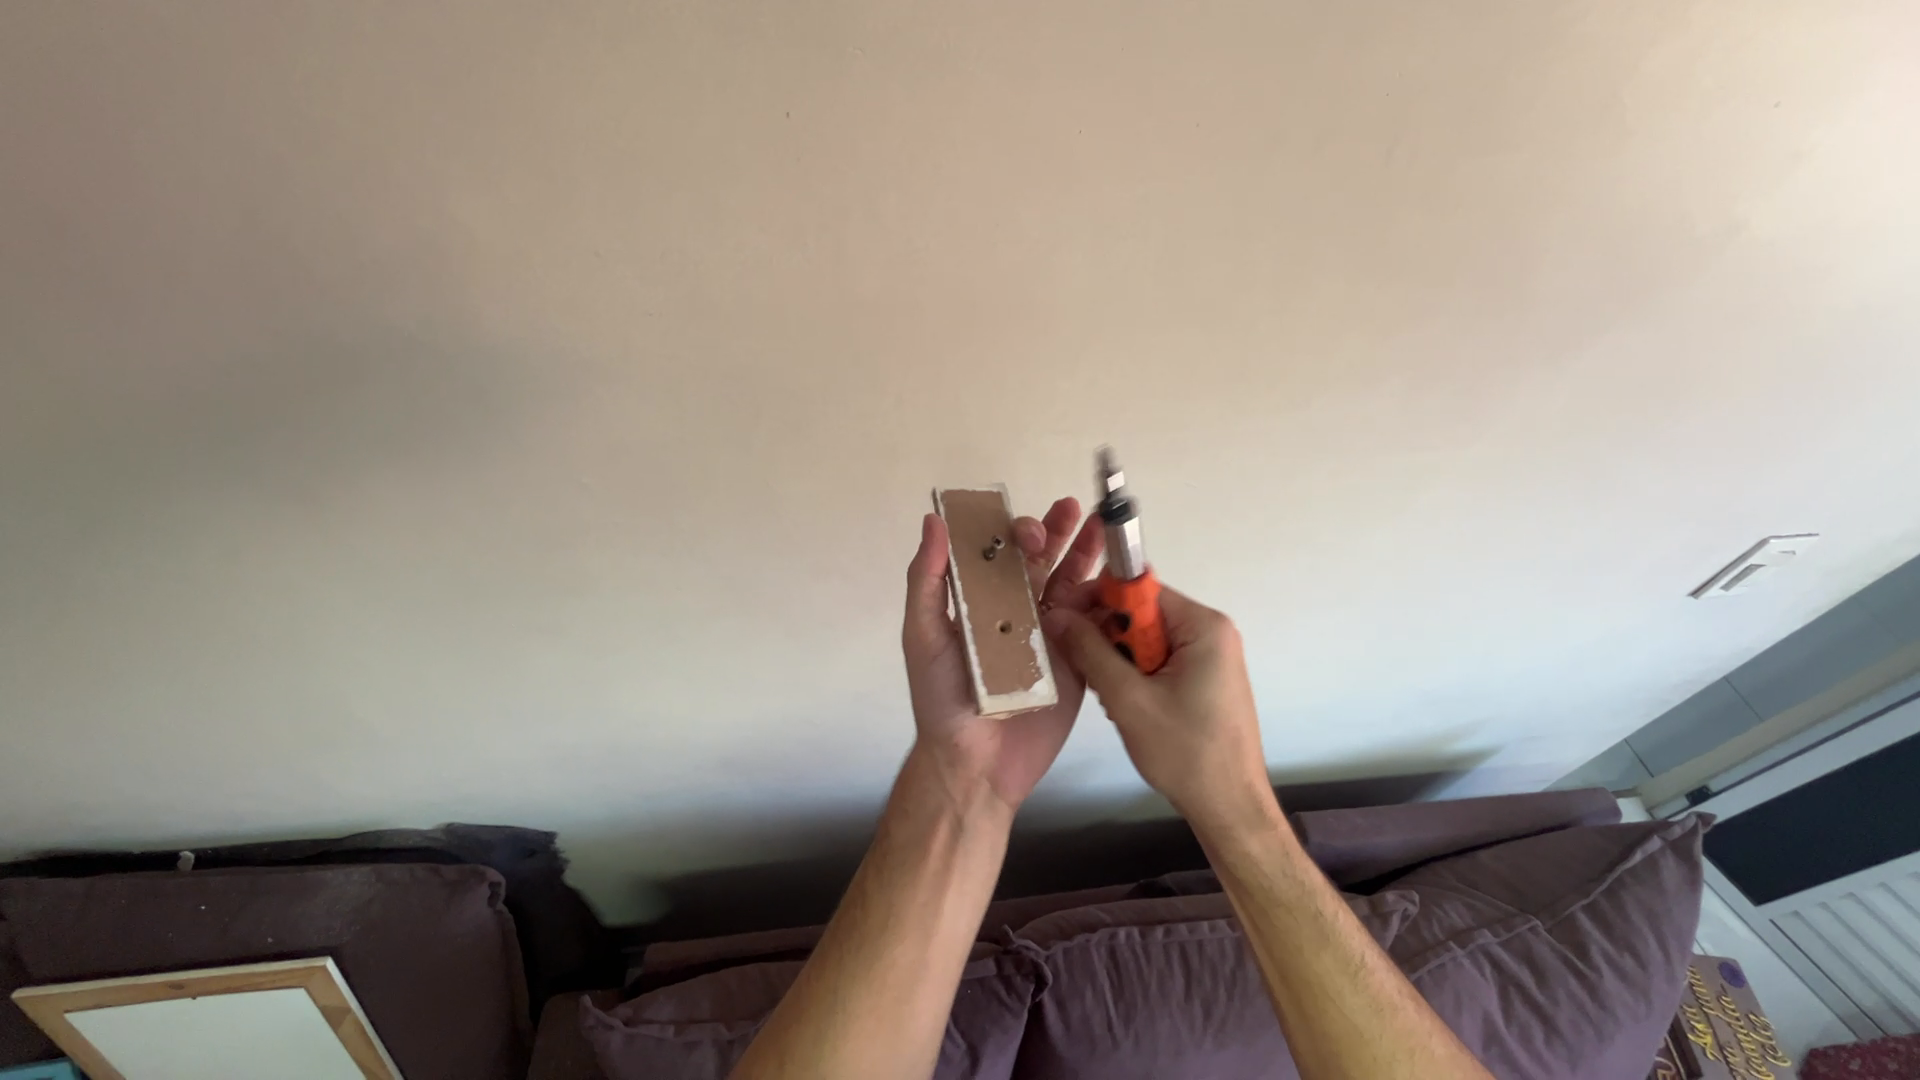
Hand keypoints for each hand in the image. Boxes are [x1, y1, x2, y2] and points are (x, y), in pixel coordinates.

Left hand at [902, 498, 1104, 813]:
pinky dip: (1109, 600)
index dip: (1013, 529)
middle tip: (1072, 509)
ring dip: (1088, 555)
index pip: (1000, 553)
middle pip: (1042, 561)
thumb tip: (933, 521)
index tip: (1027, 521)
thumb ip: (928, 580)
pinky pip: (1095, 625)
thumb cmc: (941, 697)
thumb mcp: (924, 634)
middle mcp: (1017, 611)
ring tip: (1104, 528)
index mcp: (981, 601)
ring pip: (1073, 584)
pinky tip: (1122, 578)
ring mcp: (1051, 634)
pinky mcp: (1077, 661)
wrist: (976, 763)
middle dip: (1058, 531)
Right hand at [1044, 587, 1274, 832]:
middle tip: (1086, 669)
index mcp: (1203, 626)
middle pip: (1141, 612)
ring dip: (1119, 660)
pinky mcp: (1204, 678)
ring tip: (1111, 697)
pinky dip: (1135, 675)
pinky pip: (1158, 659)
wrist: (1229, 808)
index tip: (1064, 618)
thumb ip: (1090, 651)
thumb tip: (1056, 613)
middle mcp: (1211, 632)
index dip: (1098, 598)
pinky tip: (1127, 705)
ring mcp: (1210, 656)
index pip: (1139, 587)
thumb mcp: (1128, 699)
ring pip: (1145, 638)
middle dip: (1108, 636)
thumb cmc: (1185, 752)